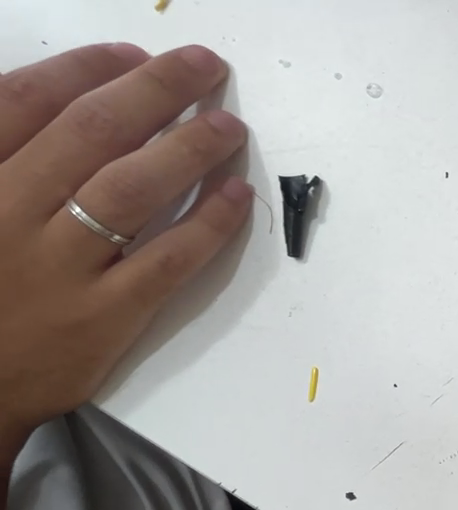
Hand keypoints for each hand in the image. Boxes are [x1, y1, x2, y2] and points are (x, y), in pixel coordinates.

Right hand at [0, 44, 251, 440]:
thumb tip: (41, 110)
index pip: (22, 103)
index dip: (84, 72)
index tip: (131, 53)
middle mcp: (5, 209)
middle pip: (86, 134)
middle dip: (150, 92)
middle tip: (202, 66)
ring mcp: (59, 263)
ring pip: (130, 189)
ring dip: (186, 149)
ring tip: (229, 123)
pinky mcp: (107, 312)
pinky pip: (167, 259)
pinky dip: (206, 224)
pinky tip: (237, 195)